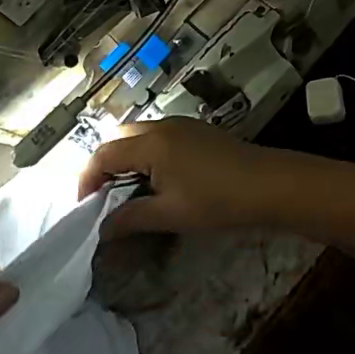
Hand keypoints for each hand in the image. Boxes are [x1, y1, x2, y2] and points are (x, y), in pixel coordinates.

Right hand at [78, 117, 290, 237]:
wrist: (270, 185)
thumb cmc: (218, 200)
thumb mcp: (170, 214)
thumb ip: (130, 217)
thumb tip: (102, 227)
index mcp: (152, 143)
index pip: (103, 154)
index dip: (86, 180)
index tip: (84, 208)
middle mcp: (164, 126)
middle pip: (120, 137)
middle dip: (105, 164)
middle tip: (103, 197)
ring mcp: (185, 125)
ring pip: (141, 135)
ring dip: (128, 159)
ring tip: (127, 192)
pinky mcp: (200, 132)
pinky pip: (161, 137)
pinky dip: (148, 155)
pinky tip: (157, 181)